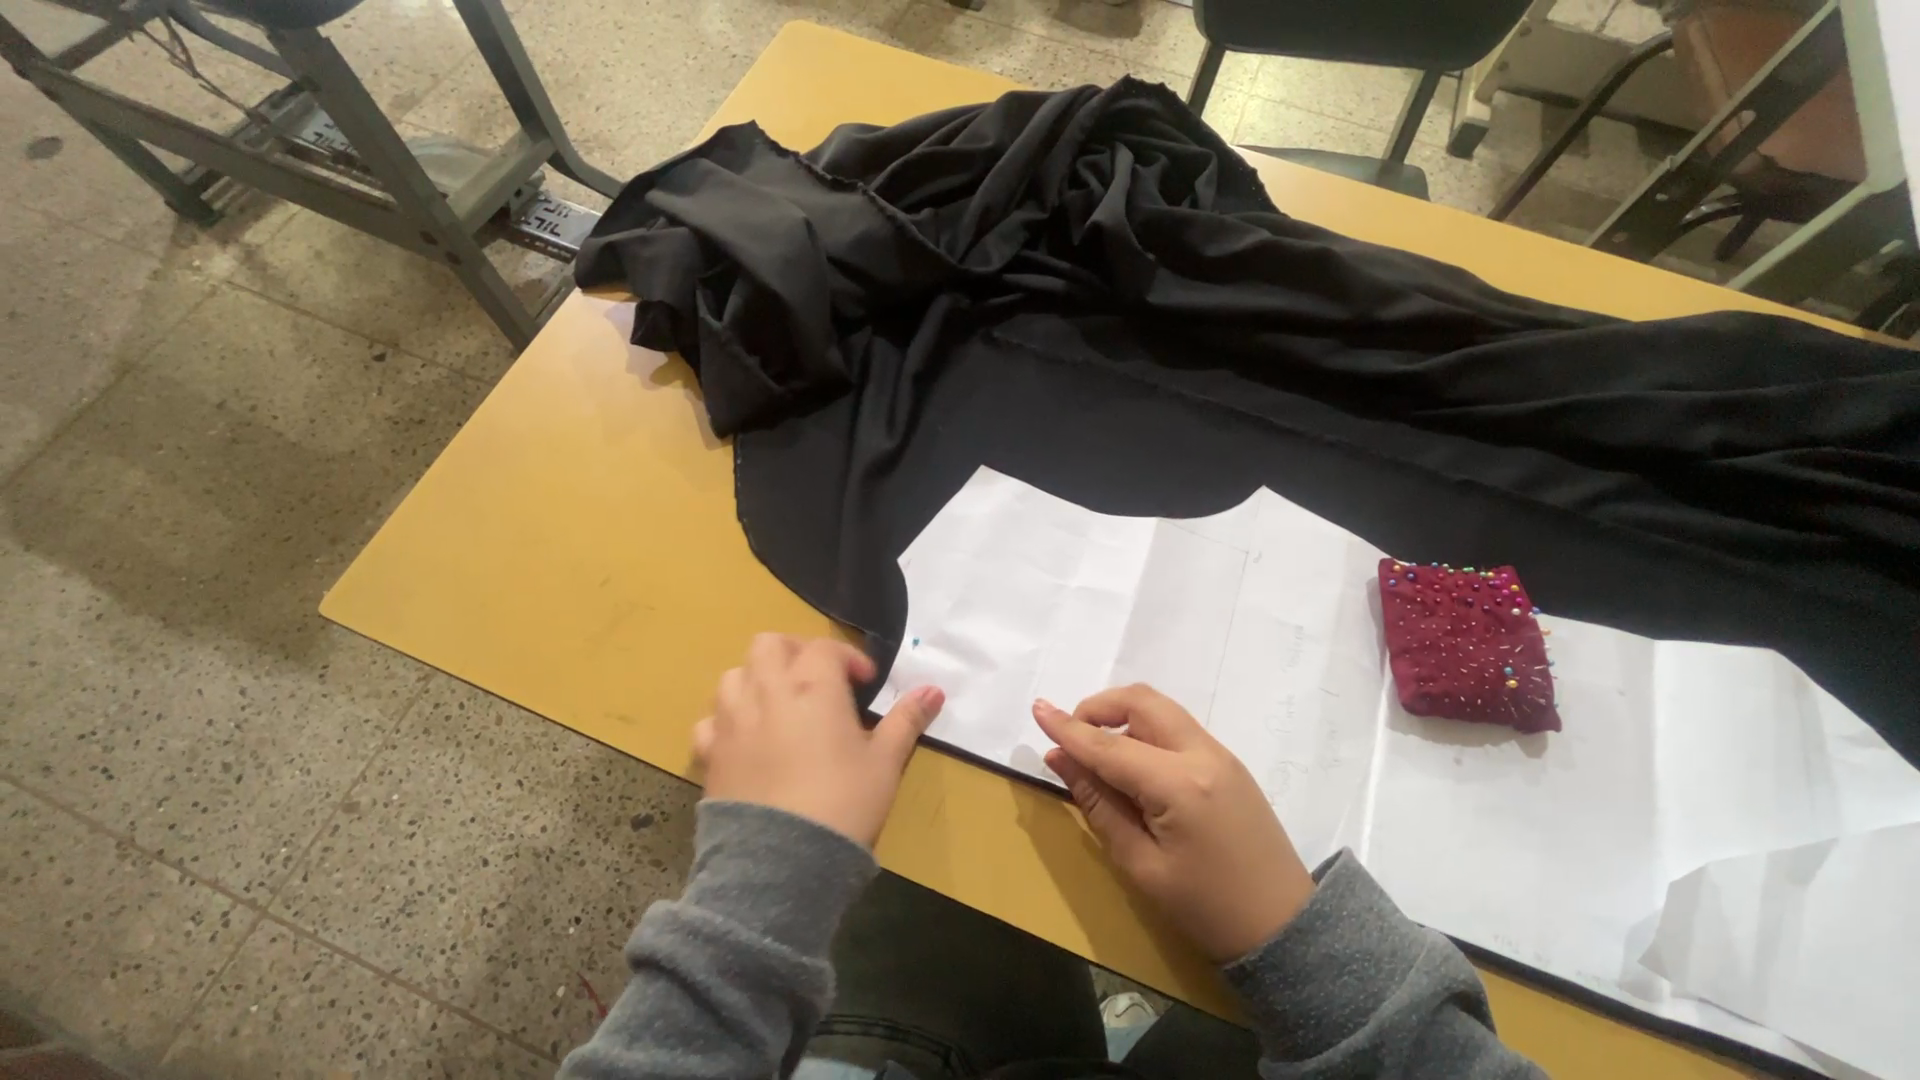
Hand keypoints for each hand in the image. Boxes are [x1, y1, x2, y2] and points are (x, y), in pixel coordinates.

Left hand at [693, 634, 944, 847]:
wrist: (782, 862)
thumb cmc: (844, 804)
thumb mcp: (886, 762)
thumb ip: (906, 720)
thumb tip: (934, 690)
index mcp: (813, 686)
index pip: (825, 648)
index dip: (849, 659)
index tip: (866, 684)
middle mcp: (766, 691)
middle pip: (769, 644)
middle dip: (794, 652)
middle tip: (818, 679)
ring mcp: (731, 721)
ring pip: (733, 675)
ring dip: (757, 679)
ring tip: (779, 704)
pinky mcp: (708, 754)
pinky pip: (709, 722)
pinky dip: (726, 721)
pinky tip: (745, 739)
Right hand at [1035, 686, 1314, 963]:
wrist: (1286, 929)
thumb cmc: (1206, 909)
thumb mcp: (1141, 865)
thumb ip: (1098, 804)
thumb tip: (1060, 759)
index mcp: (1179, 785)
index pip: (1110, 744)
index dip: (1068, 728)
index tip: (1036, 708)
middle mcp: (1202, 754)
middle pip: (1142, 701)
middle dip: (1098, 707)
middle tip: (1071, 735)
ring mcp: (1221, 755)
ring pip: (1161, 709)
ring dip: (1123, 715)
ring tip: (1097, 751)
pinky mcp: (1228, 764)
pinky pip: (1177, 728)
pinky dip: (1146, 729)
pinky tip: (1132, 764)